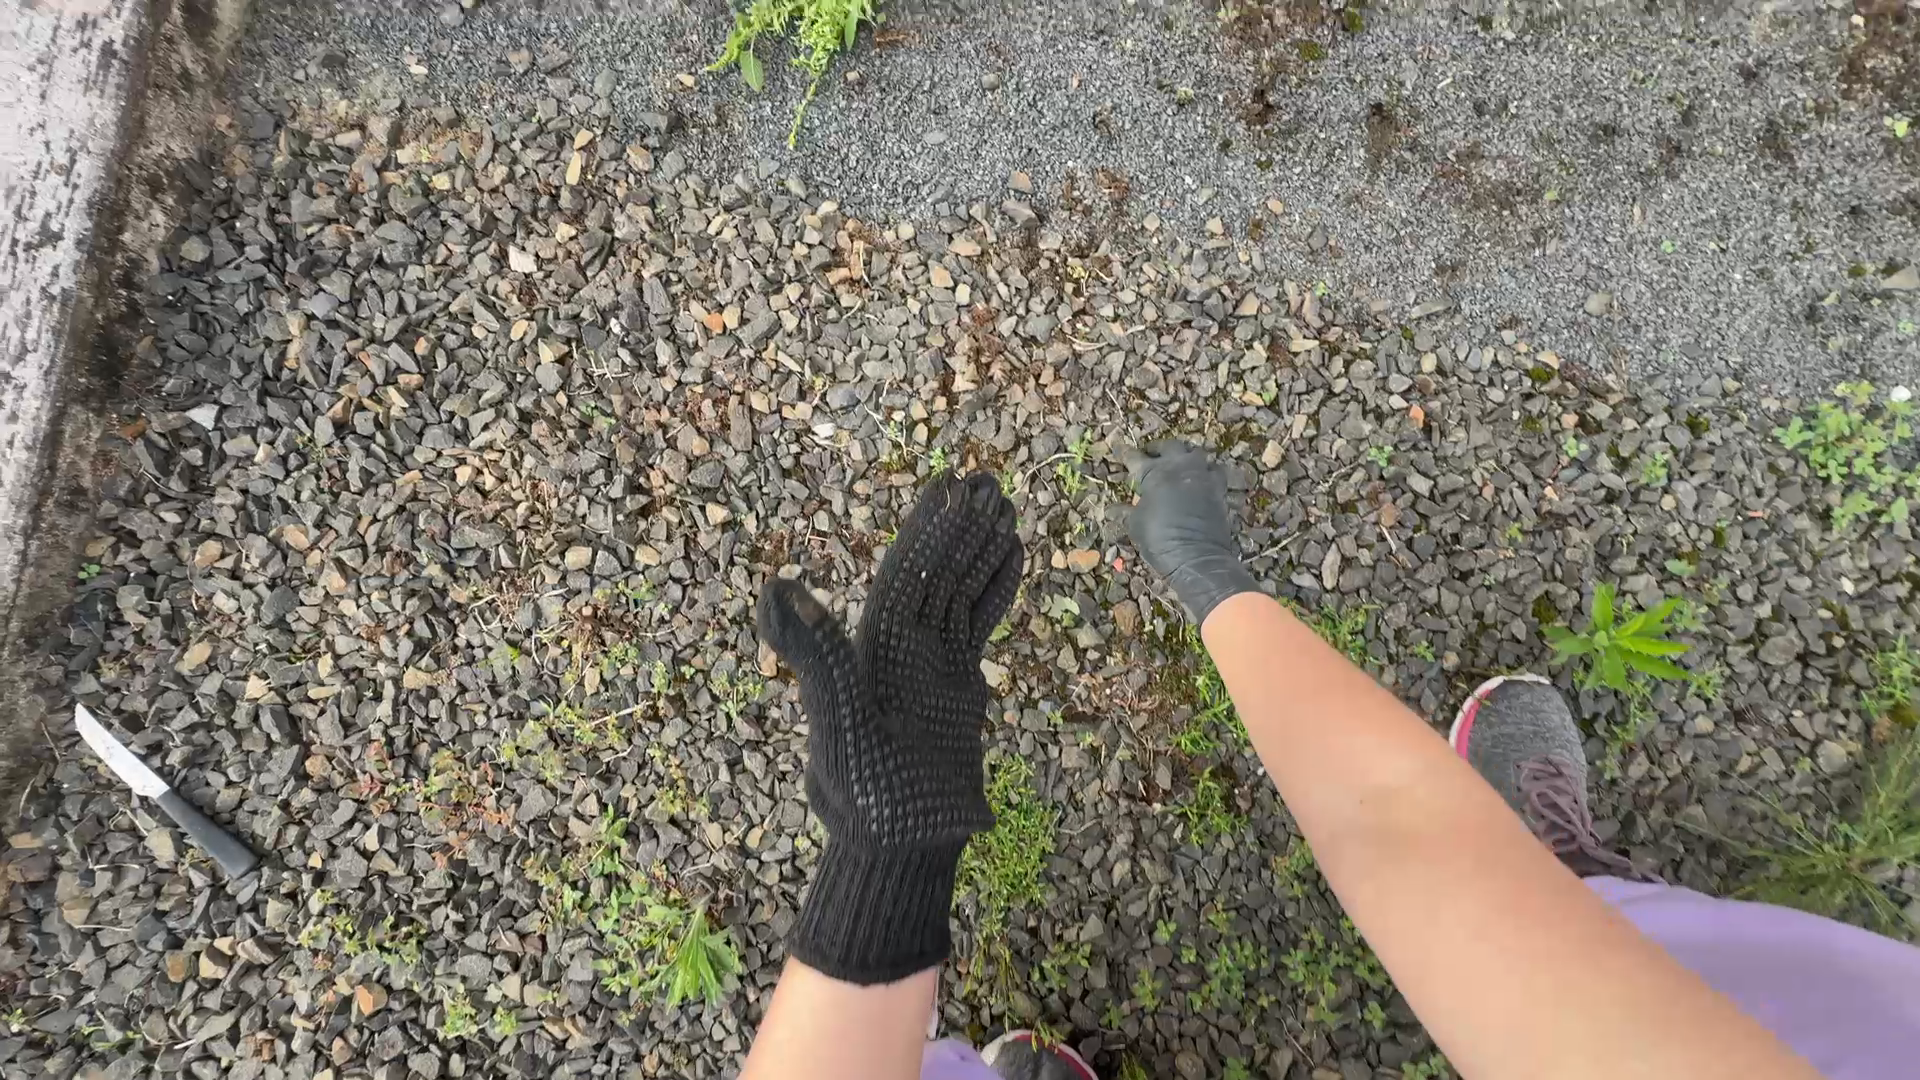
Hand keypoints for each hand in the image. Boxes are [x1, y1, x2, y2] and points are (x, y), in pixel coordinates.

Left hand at [757, 471, 1022, 983]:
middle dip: (963, 528)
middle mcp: (904, 643)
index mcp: (876, 643)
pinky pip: (980, 624)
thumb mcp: (836, 724)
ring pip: (961, 592)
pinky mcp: (959, 684)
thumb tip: (776, 588)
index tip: (951, 486)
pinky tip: (1012, 561)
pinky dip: (998, 591)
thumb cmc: (863, 793)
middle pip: (938, 572)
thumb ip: (815, 656)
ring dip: (982, 551)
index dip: (929, 528)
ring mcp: (934, 661)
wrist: (901, 844)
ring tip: (1006, 511)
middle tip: (991, 484)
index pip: (906, 571)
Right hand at [1123, 440, 1259, 623]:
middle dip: (1158, 449)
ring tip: (1178, 463)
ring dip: (1185, 456)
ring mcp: (1203, 475)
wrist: (1197, 557)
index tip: (1119, 449)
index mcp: (1154, 472)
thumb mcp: (1136, 525)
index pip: (1135, 457)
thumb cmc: (1159, 539)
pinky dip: (1205, 472)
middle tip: (1150, 455)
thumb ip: (1126, 511)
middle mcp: (1180, 466)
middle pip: (1169, 446)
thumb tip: (1112, 509)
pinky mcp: (1219, 488)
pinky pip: (1213, 471)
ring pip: (1195, 453)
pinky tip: (1201, 479)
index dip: (1125, 453)